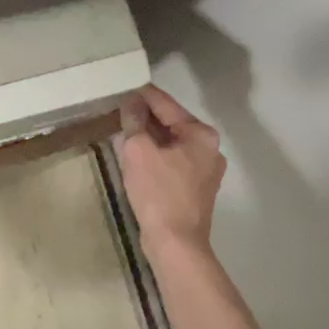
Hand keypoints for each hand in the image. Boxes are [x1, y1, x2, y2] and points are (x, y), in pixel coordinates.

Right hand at [115, 85, 226, 261]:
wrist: (176, 242)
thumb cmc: (158, 192)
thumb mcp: (138, 150)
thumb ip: (134, 121)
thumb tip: (132, 103)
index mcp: (201, 134)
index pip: (166, 104)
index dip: (142, 95)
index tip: (122, 86)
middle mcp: (210, 149)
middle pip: (172, 123)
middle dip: (146, 117)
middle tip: (118, 110)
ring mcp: (206, 171)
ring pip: (172, 144)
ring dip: (149, 138)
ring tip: (123, 131)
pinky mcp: (196, 189)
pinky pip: (172, 162)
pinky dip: (155, 156)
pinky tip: (136, 158)